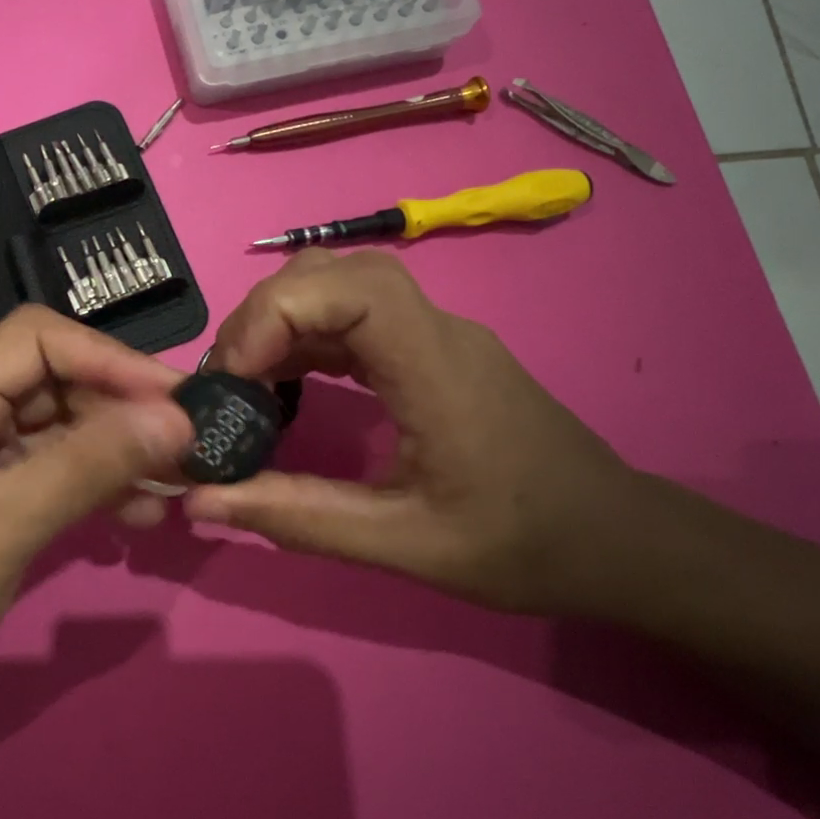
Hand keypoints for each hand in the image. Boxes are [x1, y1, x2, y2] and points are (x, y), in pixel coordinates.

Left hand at [0, 305, 192, 746]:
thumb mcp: (8, 523)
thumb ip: (89, 464)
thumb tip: (174, 416)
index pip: (39, 338)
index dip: (110, 357)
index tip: (176, 399)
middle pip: (54, 379)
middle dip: (121, 406)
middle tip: (188, 448)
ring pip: (58, 428)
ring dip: (115, 449)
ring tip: (175, 486)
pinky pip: (50, 472)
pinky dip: (93, 484)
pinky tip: (137, 515)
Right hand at [186, 249, 654, 615]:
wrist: (619, 543)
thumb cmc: (523, 545)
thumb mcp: (405, 546)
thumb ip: (298, 518)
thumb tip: (200, 500)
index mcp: (438, 369)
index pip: (350, 289)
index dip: (275, 315)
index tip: (234, 378)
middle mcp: (436, 331)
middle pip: (334, 273)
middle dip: (263, 315)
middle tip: (228, 382)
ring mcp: (434, 334)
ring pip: (338, 285)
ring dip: (277, 322)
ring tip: (243, 384)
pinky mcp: (427, 349)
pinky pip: (350, 316)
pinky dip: (301, 337)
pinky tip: (280, 386)